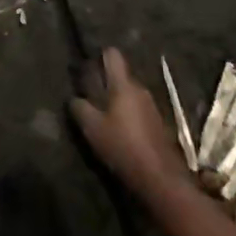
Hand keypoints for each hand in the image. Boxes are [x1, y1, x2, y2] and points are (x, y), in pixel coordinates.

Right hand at [68, 48, 188, 193]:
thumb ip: (79, 107)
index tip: (86, 66)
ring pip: (129, 94)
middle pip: (120, 76)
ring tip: (101, 116)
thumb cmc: (123, 147)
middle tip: (88, 96)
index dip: (98, 56)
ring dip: (116, 101)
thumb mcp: (92, 128)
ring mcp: (152, 107)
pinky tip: (118, 132)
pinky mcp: (159, 125)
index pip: (112, 55)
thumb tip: (74, 98)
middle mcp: (140, 90)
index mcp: (124, 85)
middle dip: (104, 83)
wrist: (161, 180)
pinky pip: (138, 110)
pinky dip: (127, 115)